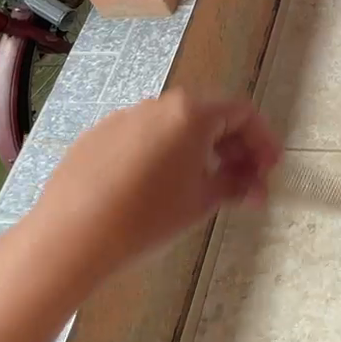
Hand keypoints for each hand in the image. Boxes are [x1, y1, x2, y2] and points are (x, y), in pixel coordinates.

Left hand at [28, 90, 280, 276]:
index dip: (263, 140)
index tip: (270, 169)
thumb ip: (236, 185)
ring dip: (199, 152)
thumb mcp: (202, 201)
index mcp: (191, 113)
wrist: (70, 236)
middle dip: (233, 149)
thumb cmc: (148, 216)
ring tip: (202, 188)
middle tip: (244, 183)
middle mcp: (159, 105)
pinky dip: (163, 156)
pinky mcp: (96, 137)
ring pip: (174, 128)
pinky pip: (143, 139)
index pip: (242, 113)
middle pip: (209, 117)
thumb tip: (254, 186)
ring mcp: (124, 118)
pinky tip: (156, 190)